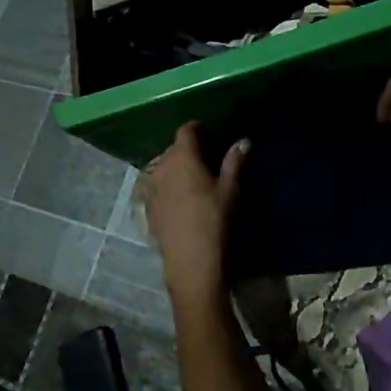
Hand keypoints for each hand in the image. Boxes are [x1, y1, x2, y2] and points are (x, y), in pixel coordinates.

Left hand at [139, 123, 247, 301]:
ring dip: (175, 169)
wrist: (190, 261)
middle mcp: (162, 167)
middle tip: (204, 157)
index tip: (207, 132)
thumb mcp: (230, 190)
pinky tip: (179, 200)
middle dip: (187, 149)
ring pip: (162, 169)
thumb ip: (234, 162)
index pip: (186, 131)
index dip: (196, 129)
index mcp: (182, 157)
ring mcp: (151, 188)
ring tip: (191, 178)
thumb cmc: (215, 220)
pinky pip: (157, 188)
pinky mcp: (147, 208)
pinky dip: (167, 187)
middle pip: (173, 149)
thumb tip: (243, 141)